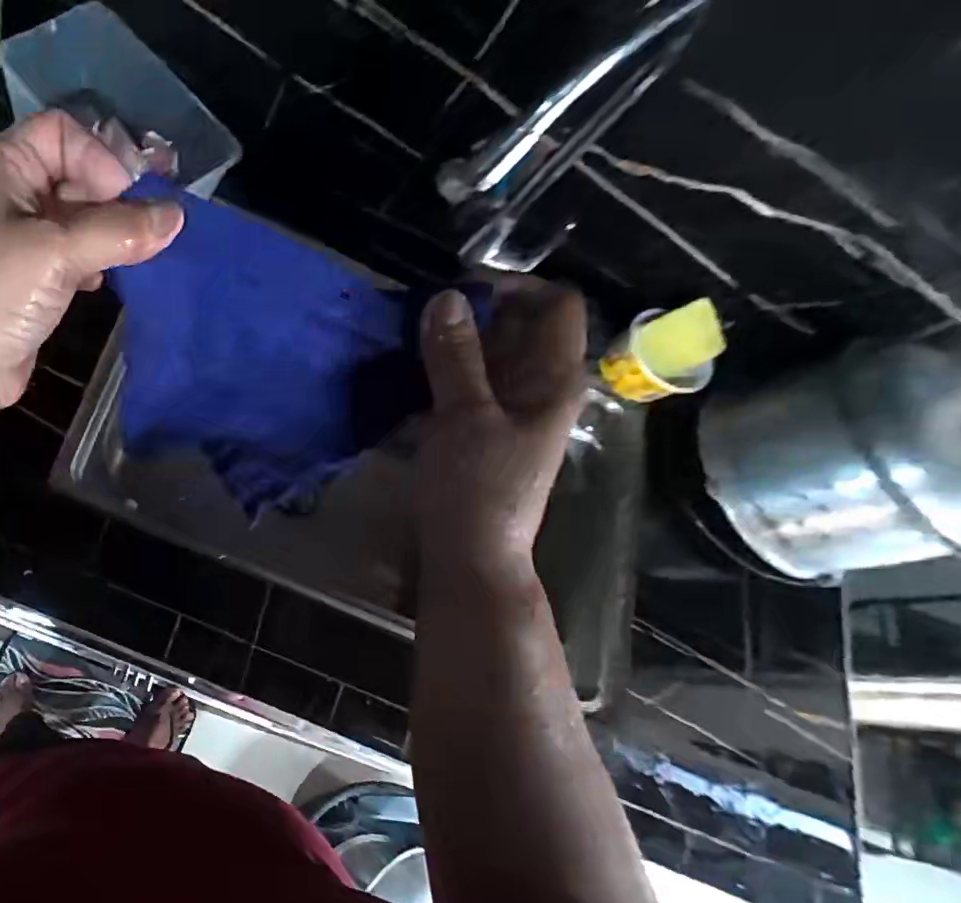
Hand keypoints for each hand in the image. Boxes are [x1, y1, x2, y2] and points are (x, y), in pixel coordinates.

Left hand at [0, 110, 183, 415]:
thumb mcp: (55, 254)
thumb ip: (119, 231)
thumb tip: (176, 217)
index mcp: (1, 167)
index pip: (63, 133)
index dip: (100, 156)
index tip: (131, 197)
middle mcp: (9, 197)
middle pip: (75, 176)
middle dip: (116, 198)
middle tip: (156, 226)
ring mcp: (18, 244)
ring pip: (78, 222)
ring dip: (111, 235)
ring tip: (141, 255)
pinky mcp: (29, 286)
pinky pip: (73, 260)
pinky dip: (96, 265)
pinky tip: (110, 281)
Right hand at [414, 275, 585, 584]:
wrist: (469, 557)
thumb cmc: (475, 488)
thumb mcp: (463, 418)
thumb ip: (454, 357)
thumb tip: (444, 297)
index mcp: (554, 379)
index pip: (554, 305)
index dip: (513, 288)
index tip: (457, 292)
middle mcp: (538, 390)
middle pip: (517, 331)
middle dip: (472, 316)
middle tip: (419, 318)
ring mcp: (509, 414)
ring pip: (487, 361)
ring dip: (450, 348)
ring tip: (406, 347)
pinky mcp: (481, 436)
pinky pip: (466, 390)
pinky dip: (441, 378)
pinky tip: (407, 383)